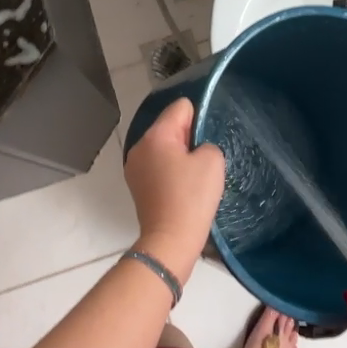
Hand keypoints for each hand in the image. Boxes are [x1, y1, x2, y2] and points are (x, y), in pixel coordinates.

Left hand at [123, 98, 223, 282]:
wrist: (170, 240)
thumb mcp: (212, 161)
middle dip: (187, 137)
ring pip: (162, 147)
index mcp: (156, 135)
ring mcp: (134, 166)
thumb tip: (195, 148)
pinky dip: (169, 170)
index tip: (207, 140)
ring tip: (193, 177)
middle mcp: (139, 146)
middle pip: (169, 126)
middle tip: (202, 161)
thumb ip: (206, 142)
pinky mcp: (136, 185)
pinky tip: (181, 188)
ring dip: (178, 155)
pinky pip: (156, 165)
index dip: (199, 118)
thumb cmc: (192, 198)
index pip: (181, 107)